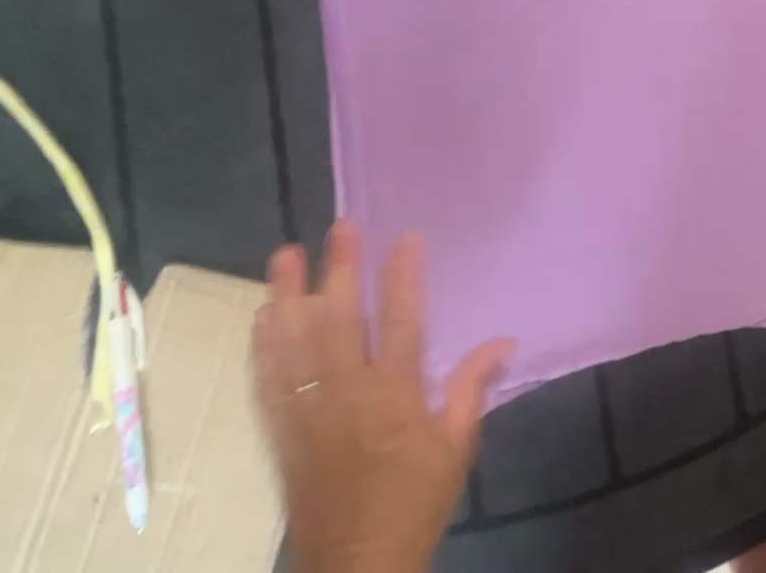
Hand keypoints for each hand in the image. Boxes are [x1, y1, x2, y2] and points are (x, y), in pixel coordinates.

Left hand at [252, 221, 514, 572]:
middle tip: (340, 226)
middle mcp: (348, 395)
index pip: (402, 322)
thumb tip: (504, 340)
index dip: (404, 276)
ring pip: (294, 345)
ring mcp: (308, 412)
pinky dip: (262, 347)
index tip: (406, 237)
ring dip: (287, 297)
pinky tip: (261, 316)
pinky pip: (267, 383)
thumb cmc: (416, 502)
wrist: (359, 565)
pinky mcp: (282, 433)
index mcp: (396, 396)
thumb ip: (472, 387)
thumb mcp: (458, 447)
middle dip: (340, 270)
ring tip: (285, 254)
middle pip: (340, 321)